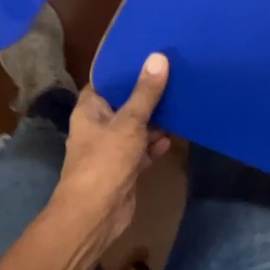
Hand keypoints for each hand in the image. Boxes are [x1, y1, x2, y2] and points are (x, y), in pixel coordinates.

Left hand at [50, 54, 171, 254]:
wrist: (95, 216)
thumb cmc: (105, 161)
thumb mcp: (129, 122)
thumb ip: (146, 93)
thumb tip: (159, 57)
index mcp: (89, 110)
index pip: (106, 81)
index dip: (125, 68)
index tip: (149, 53)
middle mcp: (98, 126)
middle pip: (125, 102)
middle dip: (147, 92)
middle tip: (174, 71)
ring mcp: (112, 148)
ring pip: (137, 126)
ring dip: (155, 118)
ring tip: (180, 98)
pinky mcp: (126, 167)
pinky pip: (144, 148)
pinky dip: (156, 143)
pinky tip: (174, 135)